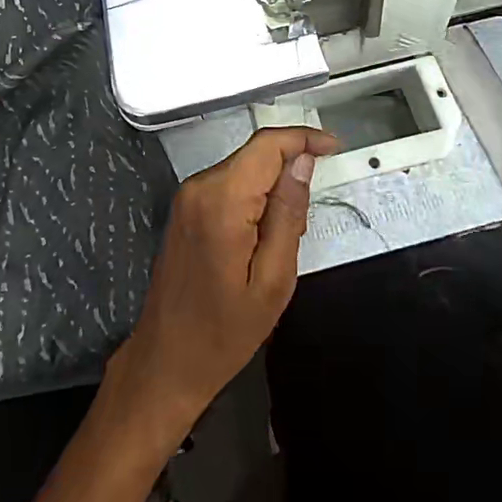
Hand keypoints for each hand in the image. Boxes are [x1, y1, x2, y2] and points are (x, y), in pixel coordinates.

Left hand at [109, 127, 340, 420]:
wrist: (166, 363)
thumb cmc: (224, 331)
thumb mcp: (274, 278)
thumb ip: (289, 213)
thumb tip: (303, 162)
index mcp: (221, 201)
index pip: (268, 145)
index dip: (305, 138)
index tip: (335, 147)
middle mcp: (199, 188)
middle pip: (256, 153)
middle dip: (291, 168)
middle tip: (309, 216)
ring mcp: (187, 198)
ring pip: (245, 167)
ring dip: (274, 185)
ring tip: (285, 236)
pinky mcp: (186, 210)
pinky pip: (231, 184)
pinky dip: (256, 196)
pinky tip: (262, 236)